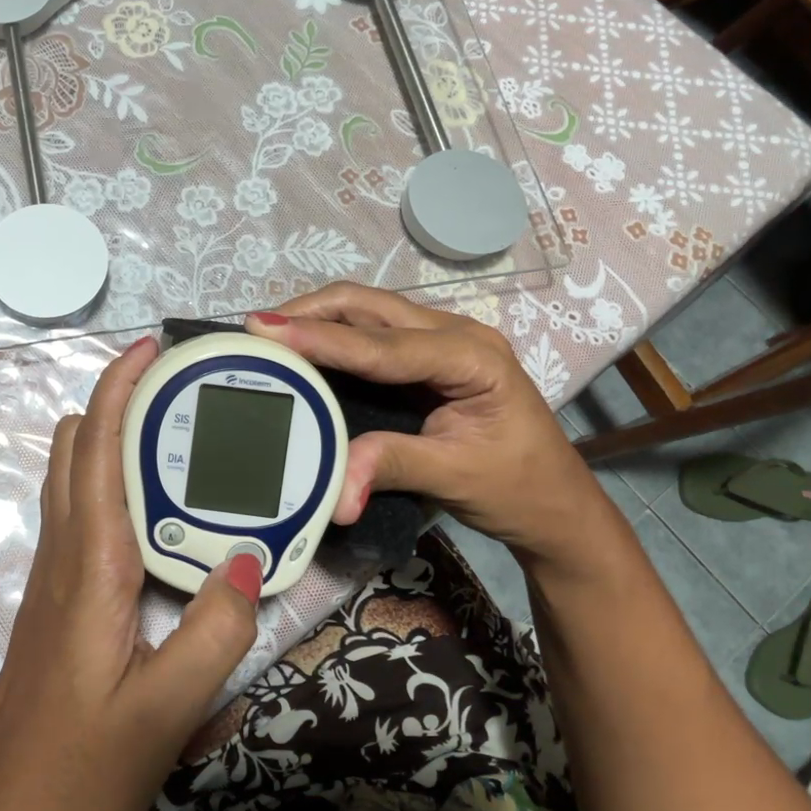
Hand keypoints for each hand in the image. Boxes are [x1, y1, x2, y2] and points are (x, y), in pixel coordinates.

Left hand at [0, 336, 261, 810]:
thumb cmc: (80, 762)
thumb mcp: (165, 710)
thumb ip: (214, 634)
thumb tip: (245, 561)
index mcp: (90, 564)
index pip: (95, 449)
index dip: (118, 388)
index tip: (150, 348)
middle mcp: (64, 553)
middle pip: (72, 448)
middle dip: (116, 404)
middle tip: (181, 397)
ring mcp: (55, 573)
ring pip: (72, 478)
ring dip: (113, 443)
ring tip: (182, 445)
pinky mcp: (59, 597)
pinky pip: (83, 515)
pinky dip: (115, 487)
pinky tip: (164, 520)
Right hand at [246, 282, 611, 566]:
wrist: (556, 505)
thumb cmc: (518, 488)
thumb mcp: (456, 477)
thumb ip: (392, 467)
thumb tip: (334, 491)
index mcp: (472, 357)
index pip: (383, 345)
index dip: (321, 338)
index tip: (264, 330)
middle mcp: (455, 334)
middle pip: (369, 305)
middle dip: (310, 310)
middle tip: (254, 328)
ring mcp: (440, 340)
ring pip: (366, 311)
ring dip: (316, 316)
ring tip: (266, 334)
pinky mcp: (424, 356)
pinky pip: (369, 332)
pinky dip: (330, 334)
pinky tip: (300, 347)